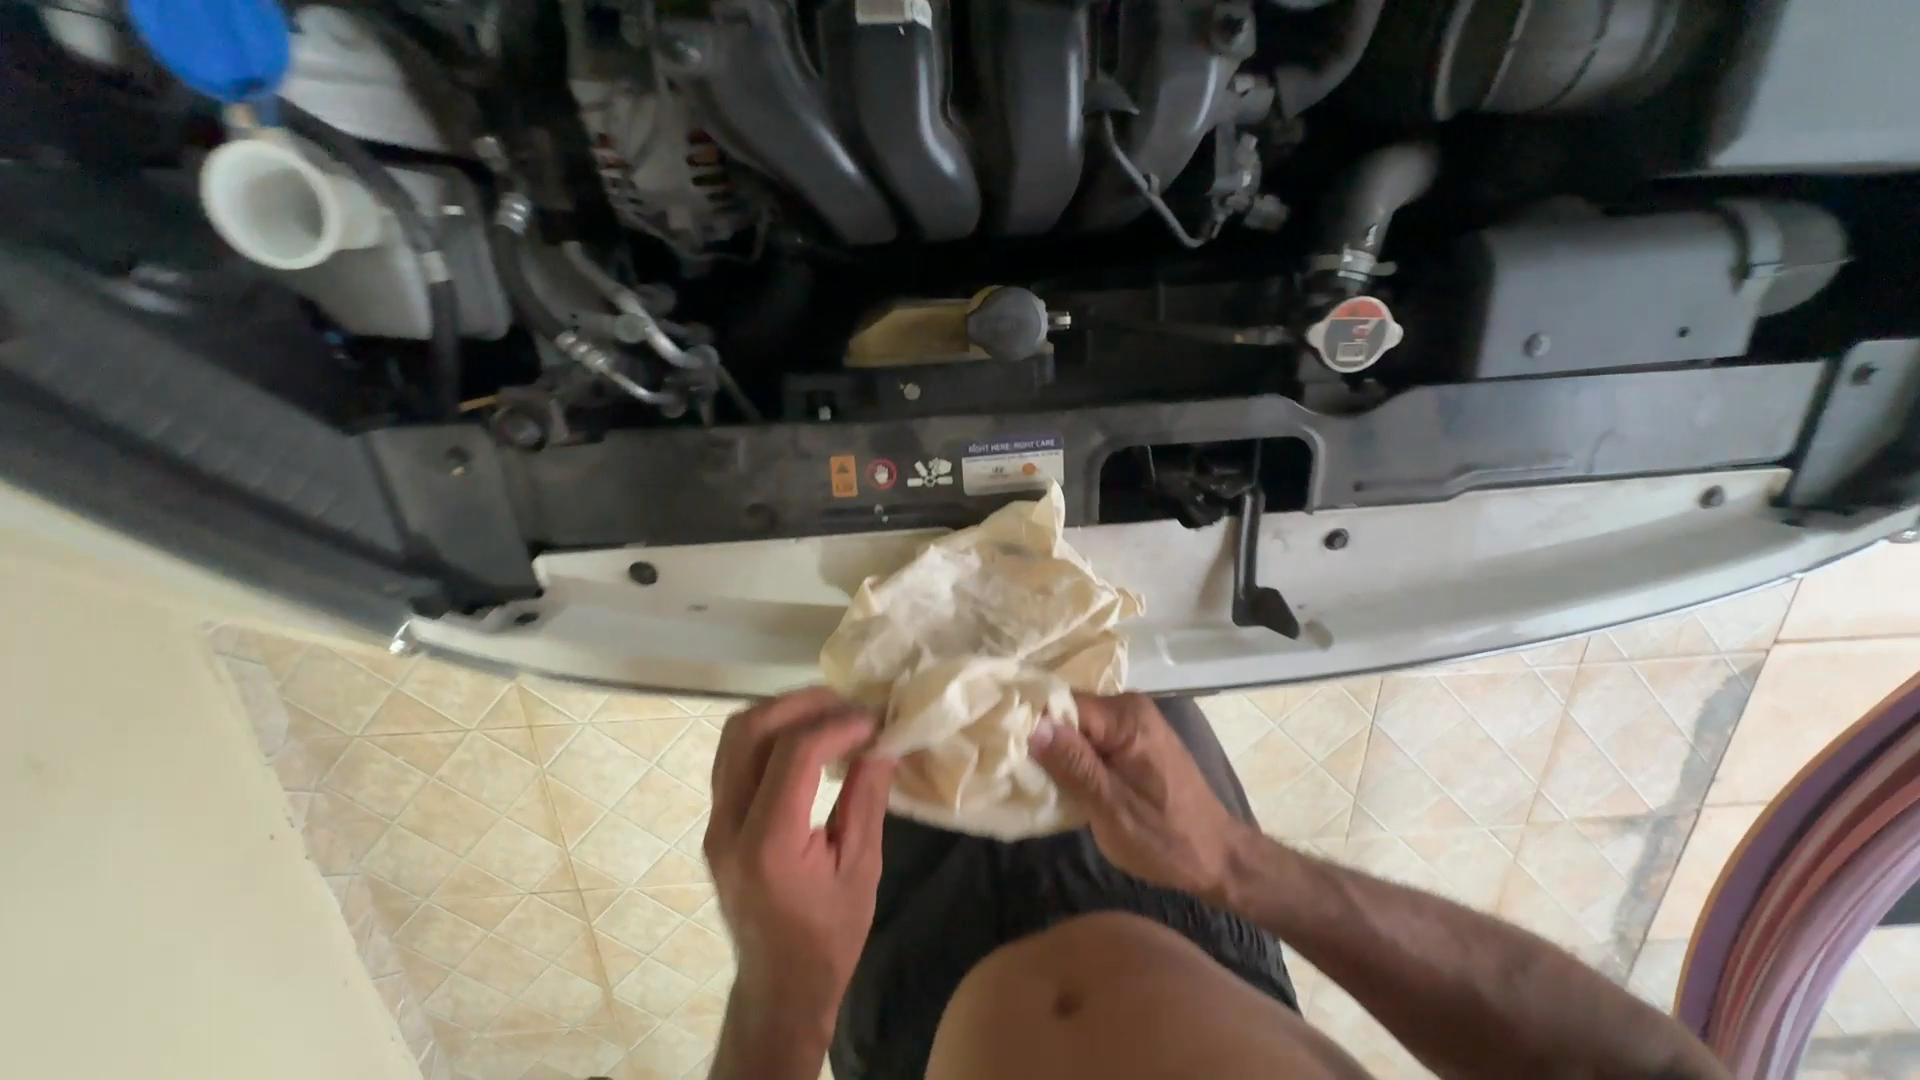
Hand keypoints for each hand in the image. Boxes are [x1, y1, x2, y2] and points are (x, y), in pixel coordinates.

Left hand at [705, 687, 894, 1030]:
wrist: (779, 986)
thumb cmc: (829, 937)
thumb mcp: (862, 869)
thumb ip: (866, 799)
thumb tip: (881, 743)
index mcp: (768, 845)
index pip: (794, 754)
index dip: (837, 725)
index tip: (874, 722)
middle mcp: (728, 826)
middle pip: (749, 731)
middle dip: (802, 704)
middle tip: (849, 705)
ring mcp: (715, 823)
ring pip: (734, 737)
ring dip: (782, 712)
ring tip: (829, 713)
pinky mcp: (717, 823)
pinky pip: (734, 757)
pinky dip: (770, 734)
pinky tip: (807, 739)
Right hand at [1029, 693, 1254, 903]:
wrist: (1218, 857)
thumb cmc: (1166, 839)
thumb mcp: (1112, 809)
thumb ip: (1074, 765)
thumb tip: (1033, 725)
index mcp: (1126, 718)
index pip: (1061, 703)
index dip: (1031, 723)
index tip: (1002, 746)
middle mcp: (1130, 708)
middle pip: (1067, 710)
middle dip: (1040, 736)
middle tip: (1008, 764)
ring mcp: (1133, 723)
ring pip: (1076, 725)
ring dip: (1055, 749)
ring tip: (1024, 772)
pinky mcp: (1133, 740)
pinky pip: (1091, 737)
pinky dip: (1073, 755)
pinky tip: (1056, 777)